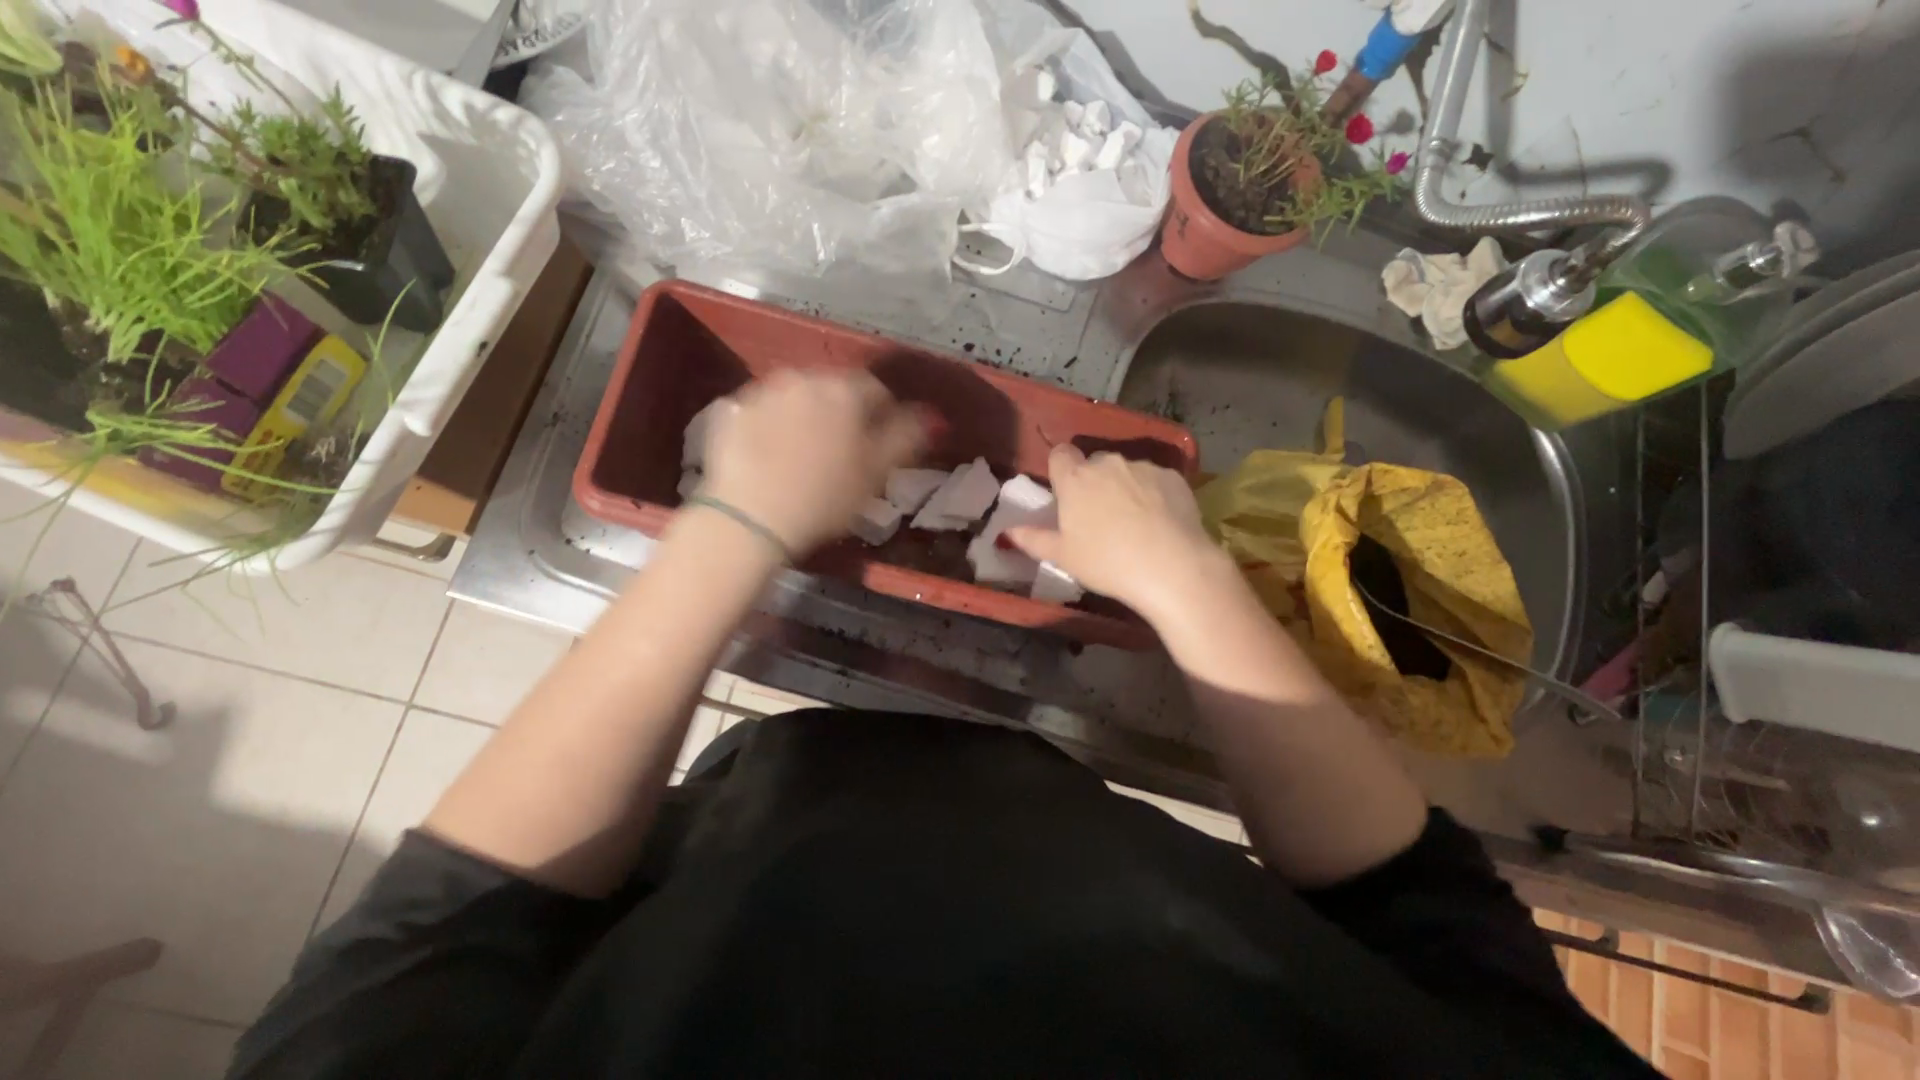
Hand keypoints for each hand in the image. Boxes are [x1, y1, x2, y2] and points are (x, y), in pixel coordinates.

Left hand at [700, 369, 928, 555]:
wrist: (749, 516)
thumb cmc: (823, 498)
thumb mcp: (876, 473)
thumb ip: (907, 438)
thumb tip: (931, 416)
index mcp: (845, 389)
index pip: (876, 390)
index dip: (882, 416)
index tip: (879, 444)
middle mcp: (804, 377)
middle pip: (832, 389)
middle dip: (840, 412)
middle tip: (841, 451)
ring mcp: (763, 390)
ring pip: (795, 398)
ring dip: (804, 416)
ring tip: (802, 454)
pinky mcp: (731, 410)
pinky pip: (761, 412)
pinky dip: (769, 426)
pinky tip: (769, 456)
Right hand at [1003, 444, 1235, 623]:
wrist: (1172, 567)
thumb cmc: (1106, 563)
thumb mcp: (1063, 557)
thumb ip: (1032, 540)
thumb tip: (1005, 532)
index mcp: (1075, 479)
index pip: (1060, 454)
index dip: (1061, 470)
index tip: (1066, 493)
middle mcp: (1108, 463)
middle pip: (1095, 464)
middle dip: (1094, 483)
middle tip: (1100, 517)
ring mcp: (1143, 467)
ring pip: (1127, 471)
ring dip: (1125, 487)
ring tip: (1135, 523)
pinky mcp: (1174, 477)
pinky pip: (1156, 480)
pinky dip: (1154, 495)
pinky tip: (1160, 522)